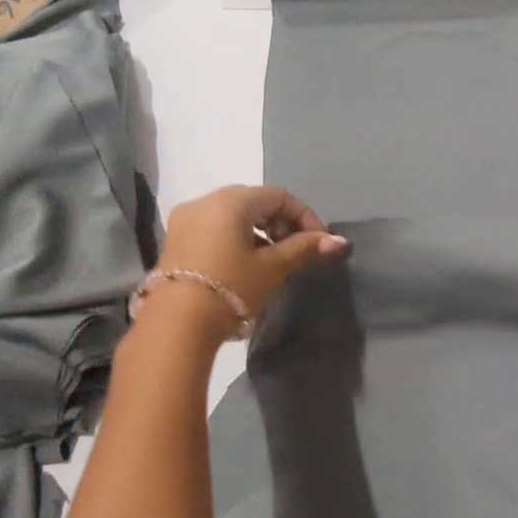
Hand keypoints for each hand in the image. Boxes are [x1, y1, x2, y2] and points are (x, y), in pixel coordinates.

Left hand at [149, 184, 346, 336]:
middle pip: (256, 202)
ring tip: (275, 260)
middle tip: (298, 250)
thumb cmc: (231, 286)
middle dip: (283, 223)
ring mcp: (186, 219)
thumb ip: (305, 249)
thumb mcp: (273, 267)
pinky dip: (238, 237)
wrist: (179, 321)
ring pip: (234, 214)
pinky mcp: (177, 239)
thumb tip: (340, 242)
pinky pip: (216, 227)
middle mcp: (205, 200)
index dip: (305, 217)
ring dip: (261, 231)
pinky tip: (248, 263)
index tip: (319, 244)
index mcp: (231, 201)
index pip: (279, 196)